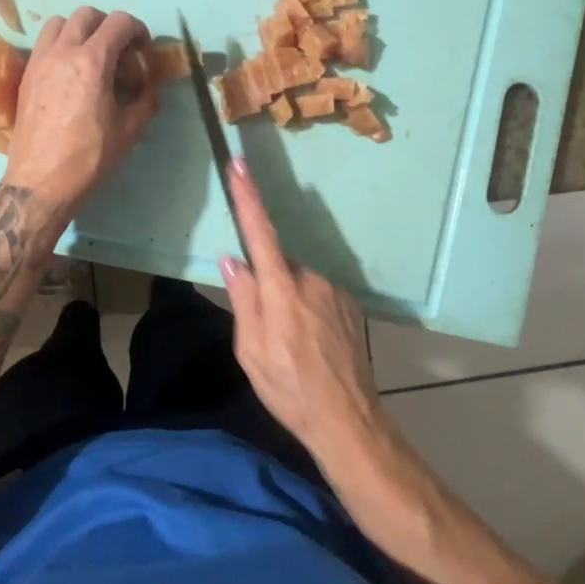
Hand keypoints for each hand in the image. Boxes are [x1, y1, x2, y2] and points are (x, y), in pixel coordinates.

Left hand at [3, 7, 160, 215]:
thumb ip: (146, 100)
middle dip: (107, 25)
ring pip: (58, 23)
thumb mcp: (129, 130)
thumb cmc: (89, 157)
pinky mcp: (26, 75)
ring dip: (78, 30)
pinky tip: (69, 73)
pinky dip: (59, 45)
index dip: (137, 29)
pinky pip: (43, 44)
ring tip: (89, 55)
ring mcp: (39, 61)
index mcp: (92, 61)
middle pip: (86, 14)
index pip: (118, 22)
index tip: (142, 49)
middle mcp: (62, 52)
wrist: (40, 181)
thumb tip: (150, 87)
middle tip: (118, 49)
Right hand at [222, 158, 379, 449]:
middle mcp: (311, 280)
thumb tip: (233, 261)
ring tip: (292, 348)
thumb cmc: (289, 389)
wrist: (348, 420)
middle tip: (266, 333)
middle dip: (267, 286)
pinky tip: (312, 346)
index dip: (248, 197)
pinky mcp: (351, 306)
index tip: (240, 164)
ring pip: (298, 284)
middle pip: (278, 267)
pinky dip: (309, 312)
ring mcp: (335, 292)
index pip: (260, 232)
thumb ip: (243, 300)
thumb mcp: (250, 350)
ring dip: (289, 302)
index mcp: (280, 289)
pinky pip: (318, 297)